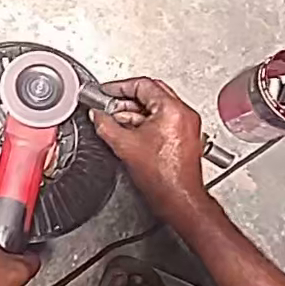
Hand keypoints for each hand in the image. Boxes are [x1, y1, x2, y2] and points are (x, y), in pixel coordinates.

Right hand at [88, 78, 210, 217]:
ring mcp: (187, 124)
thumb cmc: (162, 178)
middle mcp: (183, 113)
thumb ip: (105, 125)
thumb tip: (97, 115)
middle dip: (127, 98)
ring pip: (157, 106)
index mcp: (172, 110)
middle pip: (152, 92)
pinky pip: (164, 120)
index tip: (106, 92)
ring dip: (135, 111)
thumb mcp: (124, 146)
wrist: (179, 200)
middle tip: (109, 104)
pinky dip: (146, 122)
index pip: (143, 85)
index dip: (119, 87)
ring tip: (116, 121)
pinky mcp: (186, 136)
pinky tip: (131, 132)